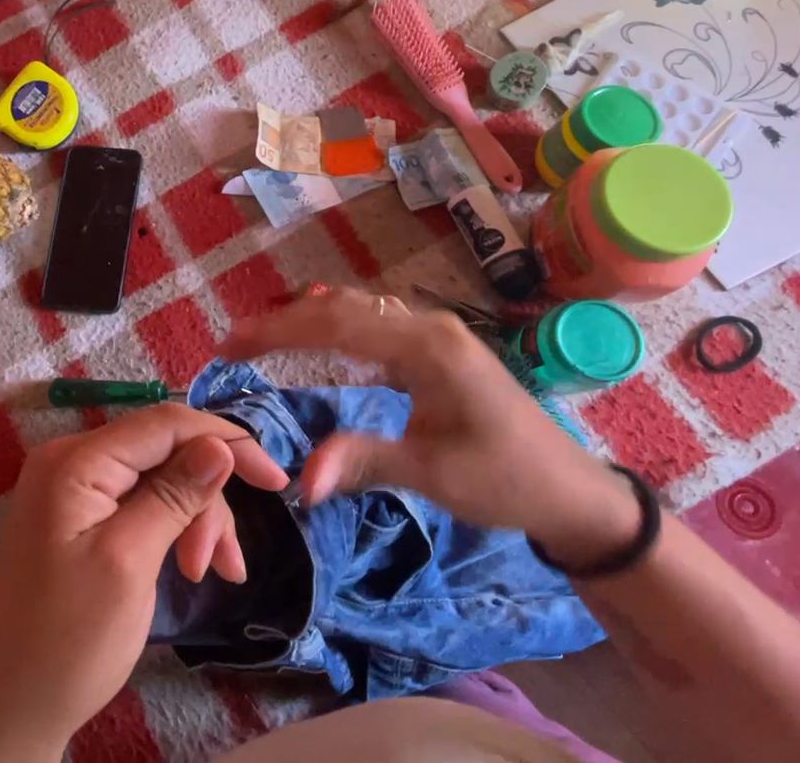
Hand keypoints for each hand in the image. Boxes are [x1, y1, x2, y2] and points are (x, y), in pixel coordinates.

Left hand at [0, 404, 288, 761]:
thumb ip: (175, 495)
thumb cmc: (71, 638)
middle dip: (205, 499)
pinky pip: (140, 504)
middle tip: (223, 563)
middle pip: (165, 453)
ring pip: (159, 480)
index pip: (164, 424)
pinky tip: (192, 568)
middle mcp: (71, 461)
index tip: (277, 480)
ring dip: (194, 520)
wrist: (15, 704)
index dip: (226, 441)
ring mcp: (74, 489)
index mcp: (75, 461)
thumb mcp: (130, 562)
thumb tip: (219, 445)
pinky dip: (172, 530)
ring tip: (209, 574)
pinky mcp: (80, 516)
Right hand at [220, 287, 637, 564]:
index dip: (277, 331)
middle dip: (283, 320)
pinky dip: (331, 326)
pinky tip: (312, 332)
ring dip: (305, 318)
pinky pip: (372, 324)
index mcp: (427, 347)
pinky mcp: (434, 350)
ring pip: (356, 309)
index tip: (229, 345)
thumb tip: (300, 480)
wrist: (571, 492)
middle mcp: (428, 327)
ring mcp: (433, 334)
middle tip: (232, 342)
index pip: (335, 323)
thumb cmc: (506, 481)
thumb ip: (365, 462)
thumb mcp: (433, 474)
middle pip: (341, 307)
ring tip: (258, 335)